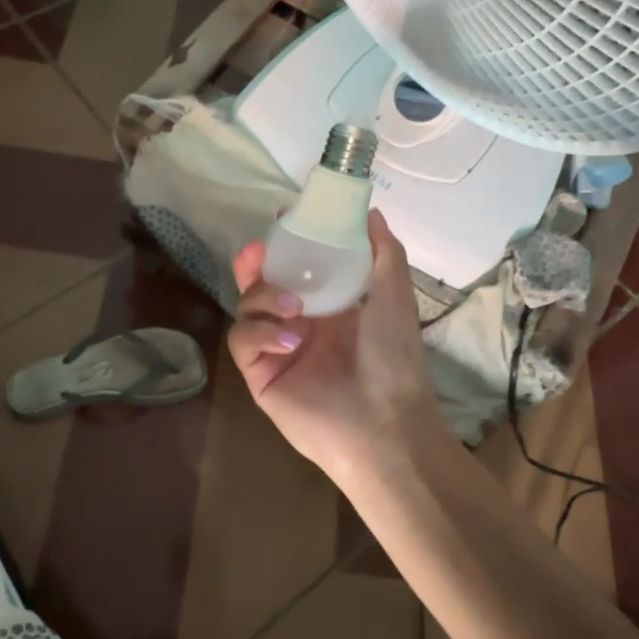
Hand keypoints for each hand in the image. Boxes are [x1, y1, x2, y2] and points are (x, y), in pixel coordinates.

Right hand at [228, 210, 447, 479]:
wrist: (385, 425)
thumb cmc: (393, 360)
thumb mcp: (395, 297)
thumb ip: (383, 252)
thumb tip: (370, 212)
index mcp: (330, 307)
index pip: (297, 267)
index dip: (286, 244)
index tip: (283, 219)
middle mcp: (300, 325)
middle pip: (261, 284)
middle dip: (255, 264)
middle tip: (256, 251)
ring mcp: (277, 350)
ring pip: (248, 308)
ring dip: (263, 296)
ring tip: (294, 306)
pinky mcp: (260, 376)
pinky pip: (243, 341)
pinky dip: (260, 333)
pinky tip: (289, 340)